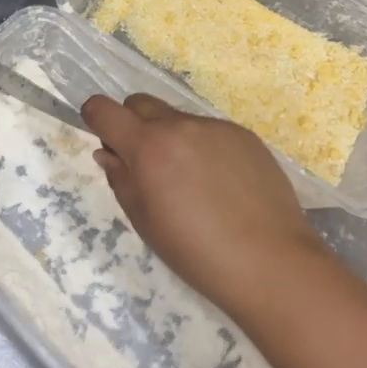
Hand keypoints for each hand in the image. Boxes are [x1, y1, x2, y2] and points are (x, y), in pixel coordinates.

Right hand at [81, 94, 324, 310]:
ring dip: (171, 139)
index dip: (95, 119)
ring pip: (178, 119)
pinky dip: (203, 148)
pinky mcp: (246, 137)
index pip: (104, 109)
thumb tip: (109, 153)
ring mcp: (217, 128)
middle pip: (139, 104)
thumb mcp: (143, 220)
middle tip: (145, 164)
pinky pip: (210, 132)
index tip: (104, 139)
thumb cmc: (196, 251)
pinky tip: (221, 185)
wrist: (271, 263)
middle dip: (132, 125)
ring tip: (191, 183)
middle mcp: (180, 126)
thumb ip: (120, 178)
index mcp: (148, 147)